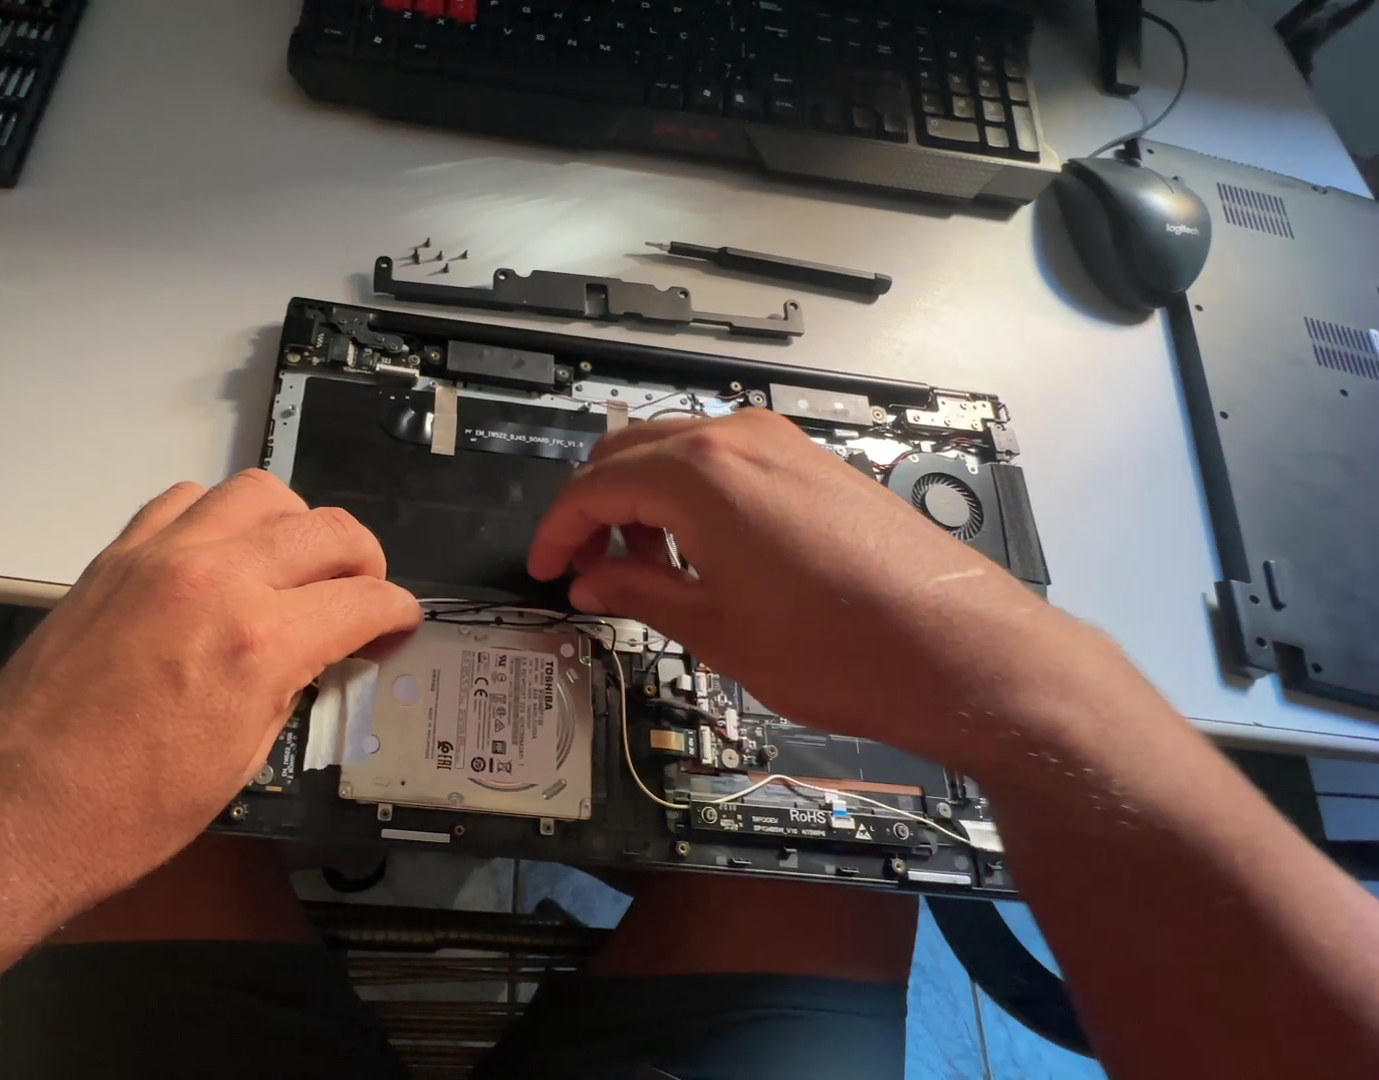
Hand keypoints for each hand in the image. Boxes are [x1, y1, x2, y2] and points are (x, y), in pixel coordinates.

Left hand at [0, 471, 418, 1000]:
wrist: (12, 812)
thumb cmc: (134, 812)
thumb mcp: (245, 757)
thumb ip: (294, 682)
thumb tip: (322, 649)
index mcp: (262, 643)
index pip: (365, 599)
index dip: (397, 612)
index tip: (398, 624)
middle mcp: (219, 578)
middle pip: (328, 529)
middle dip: (365, 559)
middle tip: (362, 591)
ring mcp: (162, 556)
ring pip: (261, 492)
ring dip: (295, 523)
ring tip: (292, 564)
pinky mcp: (117, 554)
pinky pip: (187, 501)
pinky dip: (221, 518)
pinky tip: (220, 557)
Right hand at [527, 411, 1067, 762]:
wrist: (969, 655)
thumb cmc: (837, 650)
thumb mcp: (714, 629)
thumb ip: (636, 591)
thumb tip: (587, 581)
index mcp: (700, 475)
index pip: (594, 487)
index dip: (556, 531)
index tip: (542, 568)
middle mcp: (737, 439)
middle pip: (625, 452)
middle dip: (591, 508)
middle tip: (583, 567)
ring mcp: (780, 443)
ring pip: (672, 451)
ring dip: (637, 498)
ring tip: (639, 565)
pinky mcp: (811, 461)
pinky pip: (721, 460)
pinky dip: (685, 494)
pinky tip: (696, 549)